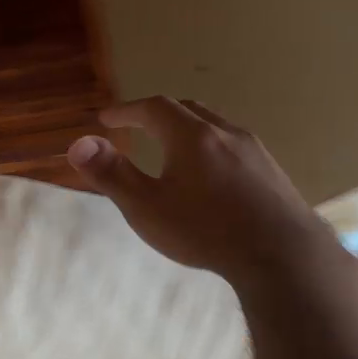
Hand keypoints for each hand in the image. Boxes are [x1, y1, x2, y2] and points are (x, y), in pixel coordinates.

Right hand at [67, 97, 352, 291]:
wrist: (278, 250)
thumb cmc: (202, 229)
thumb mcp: (144, 206)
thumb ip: (112, 174)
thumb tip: (79, 145)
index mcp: (192, 138)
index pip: (155, 108)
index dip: (127, 110)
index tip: (105, 118)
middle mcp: (225, 133)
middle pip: (188, 109)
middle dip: (156, 114)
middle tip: (134, 126)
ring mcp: (252, 149)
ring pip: (213, 125)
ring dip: (184, 127)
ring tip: (166, 146)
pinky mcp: (266, 168)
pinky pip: (229, 143)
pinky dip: (205, 144)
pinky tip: (202, 171)